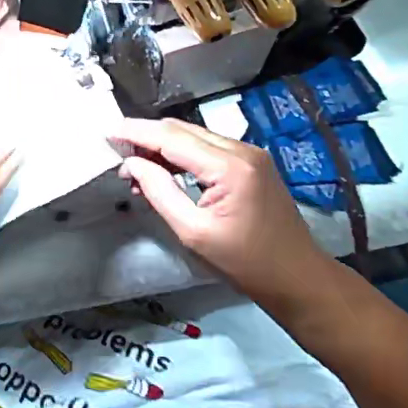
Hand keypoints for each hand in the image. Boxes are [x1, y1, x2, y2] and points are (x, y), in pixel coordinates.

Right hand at [119, 118, 335, 310]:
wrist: (299, 278)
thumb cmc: (245, 262)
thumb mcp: (193, 232)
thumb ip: (159, 192)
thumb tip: (131, 164)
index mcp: (228, 167)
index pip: (171, 137)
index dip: (136, 132)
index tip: (108, 132)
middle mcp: (240, 149)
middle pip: (181, 129)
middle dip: (146, 136)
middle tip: (118, 152)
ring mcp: (249, 153)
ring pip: (193, 134)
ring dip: (162, 144)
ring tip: (136, 165)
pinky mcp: (251, 161)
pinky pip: (207, 146)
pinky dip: (181, 152)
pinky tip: (164, 170)